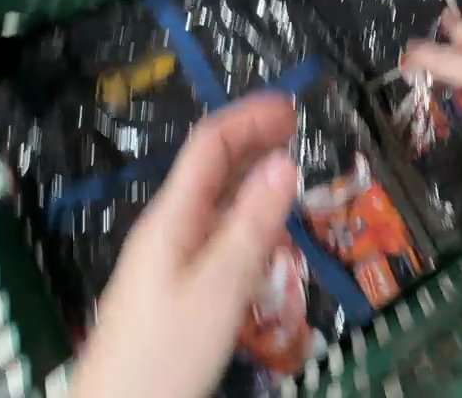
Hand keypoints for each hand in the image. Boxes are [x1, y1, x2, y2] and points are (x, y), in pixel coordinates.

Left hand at [70, 95, 298, 397]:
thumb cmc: (164, 354)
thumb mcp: (217, 287)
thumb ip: (252, 224)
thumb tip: (286, 162)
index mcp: (172, 216)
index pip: (210, 144)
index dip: (249, 117)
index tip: (290, 107)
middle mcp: (170, 228)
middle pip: (213, 168)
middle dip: (255, 141)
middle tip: (298, 130)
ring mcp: (170, 259)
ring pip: (217, 203)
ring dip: (253, 180)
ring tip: (292, 176)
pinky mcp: (176, 288)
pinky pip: (217, 236)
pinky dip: (248, 221)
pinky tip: (268, 237)